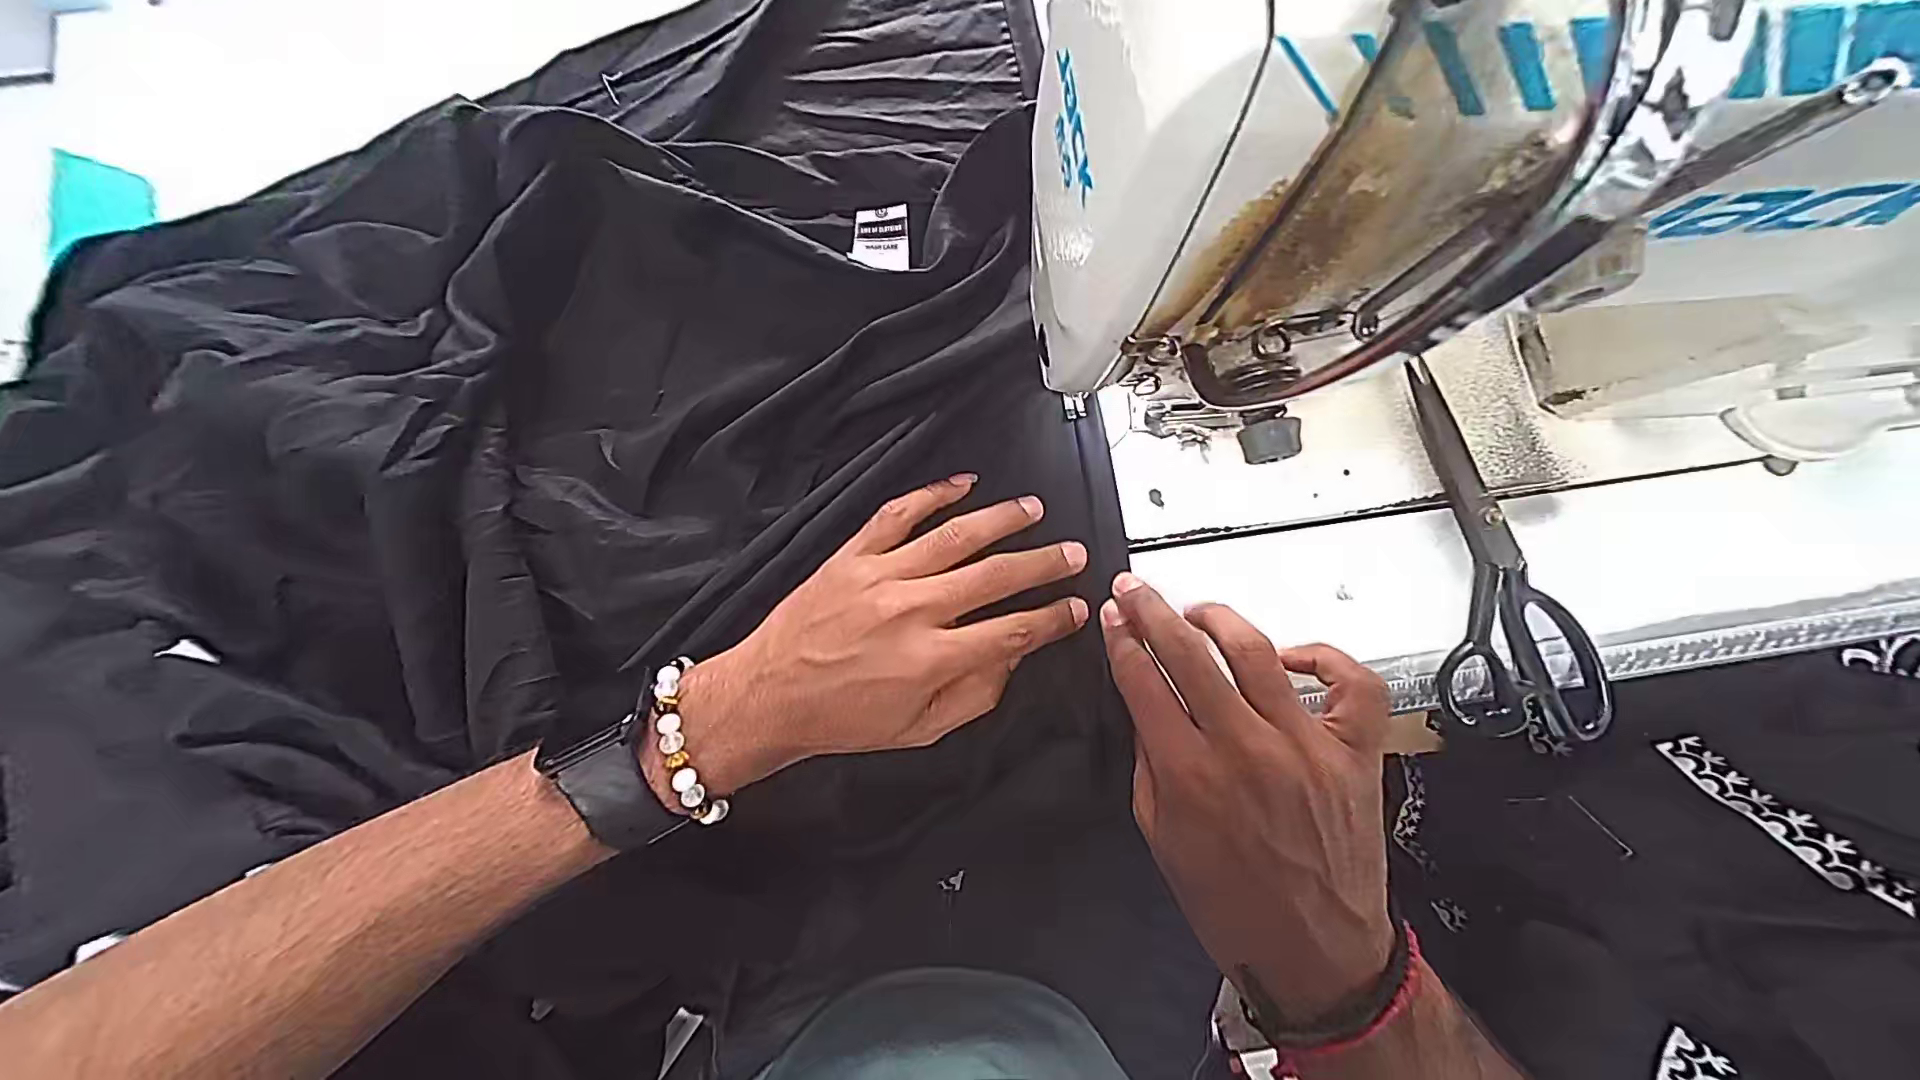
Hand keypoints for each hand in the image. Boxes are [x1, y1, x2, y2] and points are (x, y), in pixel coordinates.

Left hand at [647, 475, 1090, 799]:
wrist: (768, 695)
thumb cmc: (839, 716)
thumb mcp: (919, 727)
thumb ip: (975, 693)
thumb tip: (1012, 657)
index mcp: (930, 659)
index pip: (1013, 630)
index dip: (1053, 618)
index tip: (1074, 608)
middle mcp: (912, 611)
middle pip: (996, 576)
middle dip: (1044, 563)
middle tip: (1070, 553)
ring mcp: (881, 577)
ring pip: (956, 536)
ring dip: (1002, 520)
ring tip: (1033, 510)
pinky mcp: (853, 556)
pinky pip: (898, 514)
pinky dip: (932, 494)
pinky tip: (961, 484)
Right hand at [1100, 573, 1394, 1023]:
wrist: (1314, 953)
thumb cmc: (1232, 902)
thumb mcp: (1159, 832)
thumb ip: (1148, 759)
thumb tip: (1143, 702)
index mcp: (1189, 775)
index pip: (1143, 679)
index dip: (1122, 639)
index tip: (1114, 617)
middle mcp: (1245, 752)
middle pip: (1188, 652)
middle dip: (1152, 609)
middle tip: (1136, 588)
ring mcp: (1305, 748)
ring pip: (1257, 651)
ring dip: (1217, 617)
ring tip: (1197, 609)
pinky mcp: (1353, 755)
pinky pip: (1351, 683)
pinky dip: (1321, 656)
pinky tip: (1291, 653)